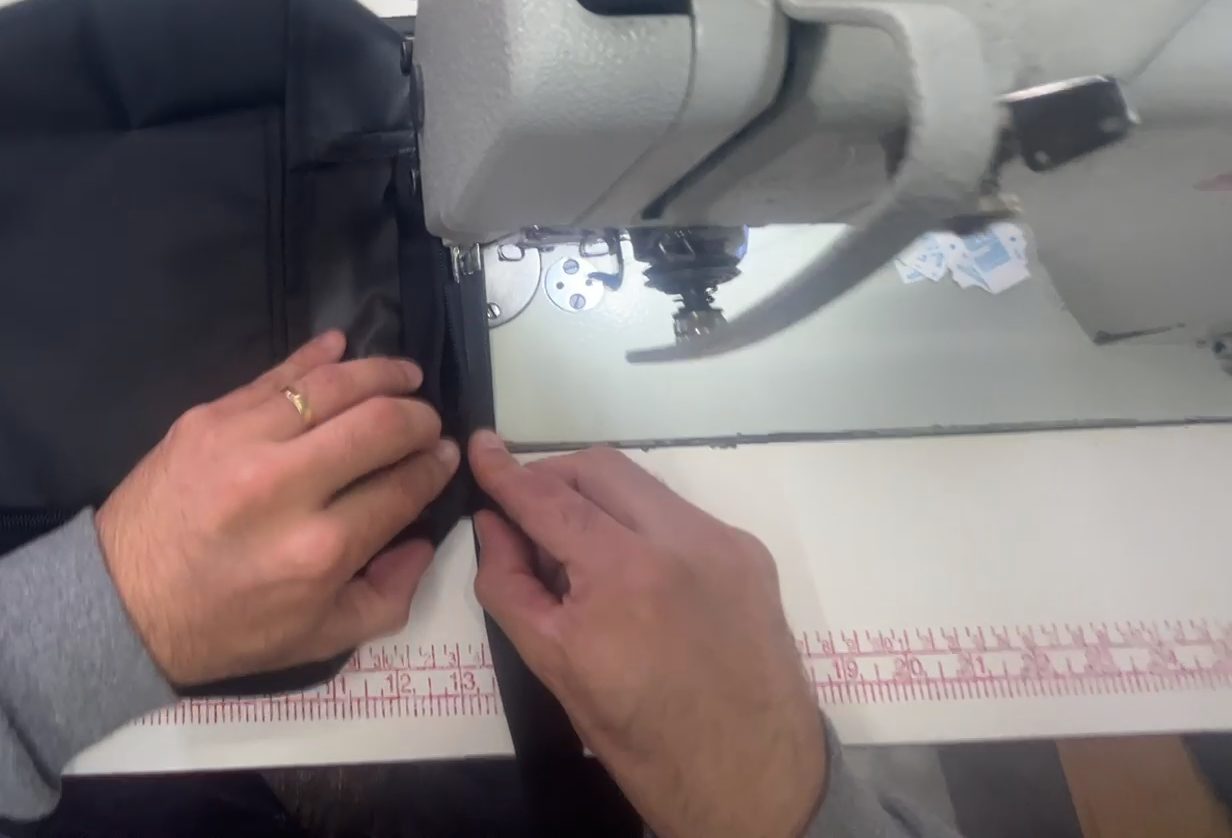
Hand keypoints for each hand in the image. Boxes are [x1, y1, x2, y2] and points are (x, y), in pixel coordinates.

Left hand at [97, 332, 458, 685]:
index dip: (433, 466)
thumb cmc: (222, 627)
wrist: (122, 600)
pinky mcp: (208, 416)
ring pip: (330, 386)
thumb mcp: (315, 640)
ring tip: (404, 374)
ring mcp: (242, 441)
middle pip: (375, 426)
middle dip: (416, 417)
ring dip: (378, 373)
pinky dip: (313, 356)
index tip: (444, 455)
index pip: (400, 488)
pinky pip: (273, 375)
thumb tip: (425, 537)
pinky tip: (341, 345)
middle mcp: (284, 486)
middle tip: (427, 418)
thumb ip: (387, 596)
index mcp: (318, 550)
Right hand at [469, 431, 825, 837]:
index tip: (479, 445)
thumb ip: (506, 580)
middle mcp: (683, 541)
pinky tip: (628, 571)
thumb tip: (492, 522)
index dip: (506, 470)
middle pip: (597, 467)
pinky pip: (671, 512)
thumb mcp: (550, 663)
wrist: (759, 792)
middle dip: (550, 476)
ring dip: (592, 497)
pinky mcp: (749, 554)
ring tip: (577, 551)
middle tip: (525, 514)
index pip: (548, 498)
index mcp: (626, 575)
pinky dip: (633, 522)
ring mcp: (725, 543)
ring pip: (636, 482)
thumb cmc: (641, 737)